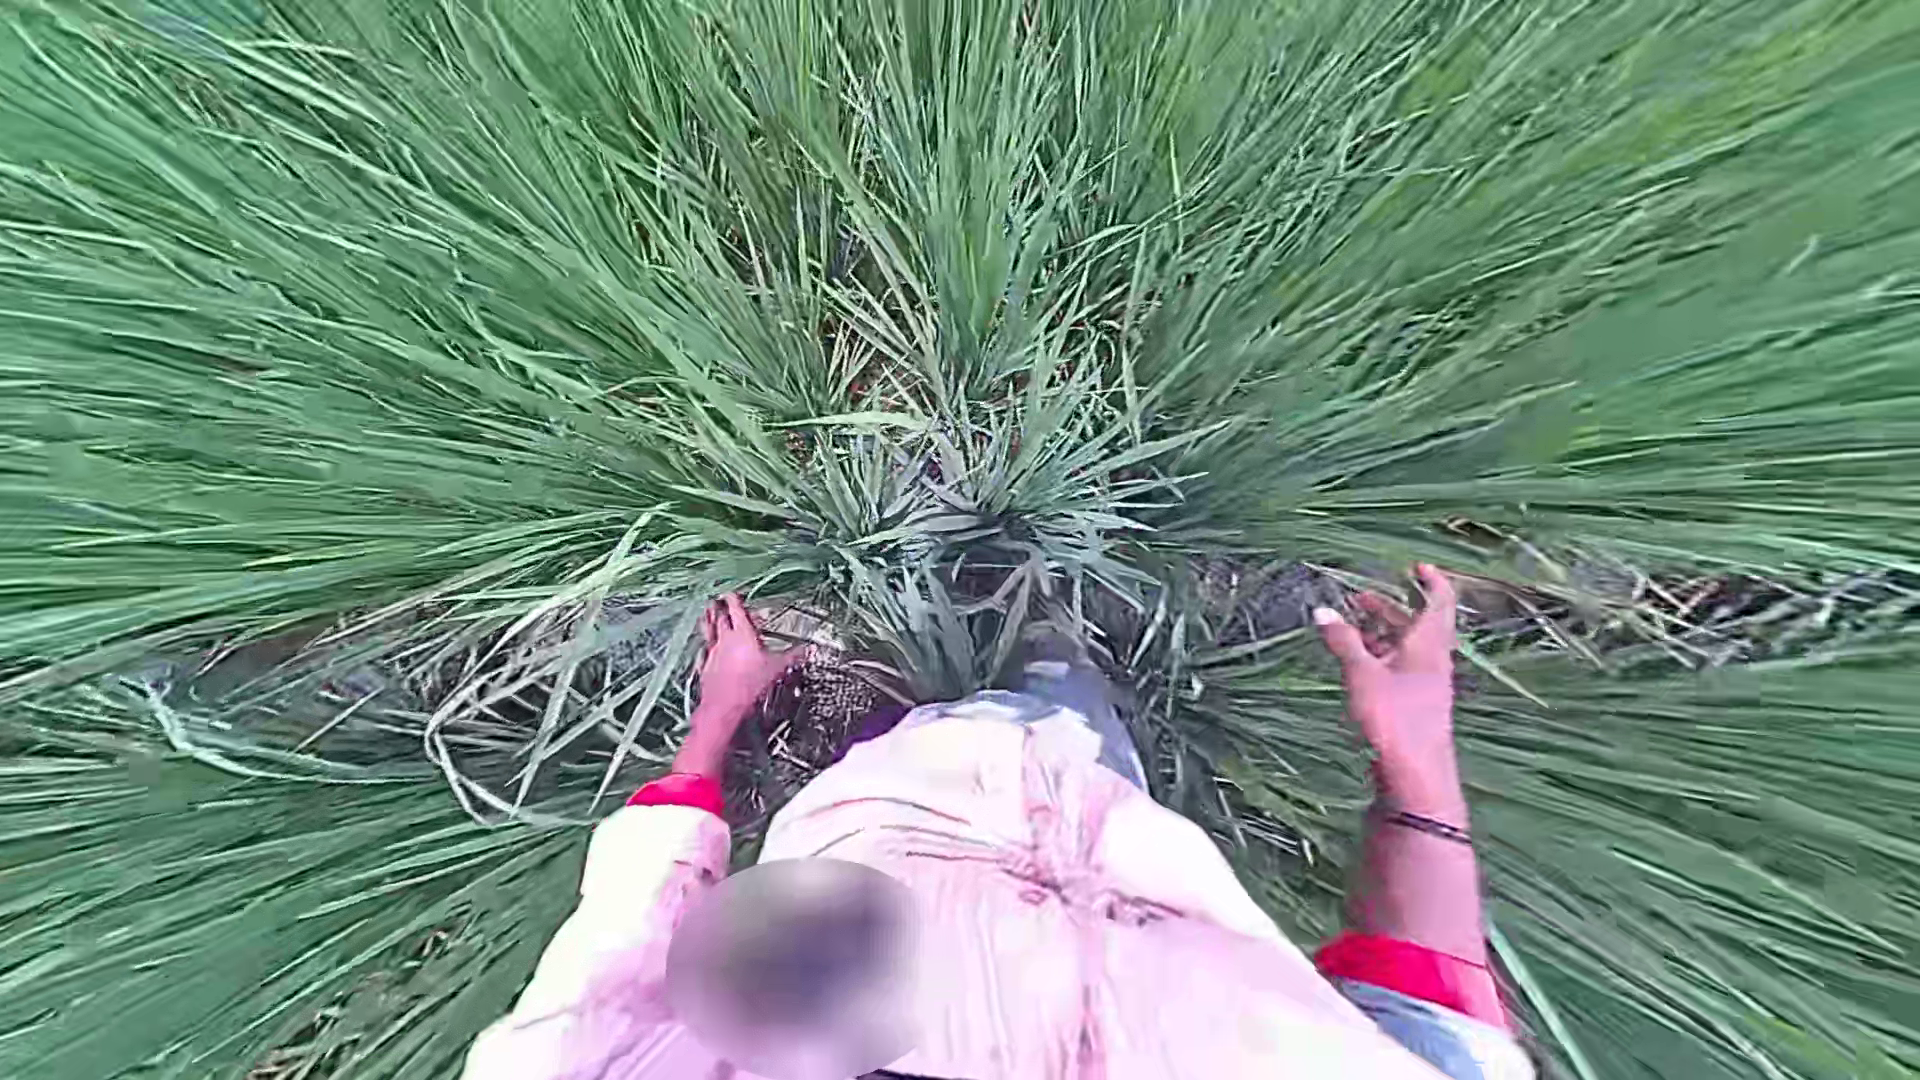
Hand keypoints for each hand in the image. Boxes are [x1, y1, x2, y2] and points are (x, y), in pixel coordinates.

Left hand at [674, 594, 799, 778]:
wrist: (725, 706)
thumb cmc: (750, 684)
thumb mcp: (778, 668)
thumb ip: (793, 656)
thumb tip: (807, 650)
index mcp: (743, 633)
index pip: (736, 609)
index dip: (734, 599)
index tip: (732, 592)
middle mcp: (725, 639)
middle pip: (720, 617)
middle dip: (719, 607)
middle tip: (718, 599)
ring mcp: (713, 652)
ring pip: (708, 630)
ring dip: (707, 620)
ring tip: (705, 613)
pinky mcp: (706, 666)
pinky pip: (705, 651)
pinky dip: (706, 645)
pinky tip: (706, 647)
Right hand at [1313, 564, 1464, 823]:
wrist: (1415, 773)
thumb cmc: (1394, 718)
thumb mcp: (1362, 674)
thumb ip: (1342, 641)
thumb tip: (1322, 611)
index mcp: (1428, 648)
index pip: (1439, 605)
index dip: (1432, 583)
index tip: (1417, 566)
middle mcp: (1431, 662)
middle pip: (1417, 625)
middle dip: (1391, 607)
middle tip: (1362, 598)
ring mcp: (1424, 684)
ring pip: (1405, 646)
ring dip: (1381, 631)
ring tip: (1351, 625)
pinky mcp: (1412, 702)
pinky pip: (1397, 666)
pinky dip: (1378, 654)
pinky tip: (1356, 659)